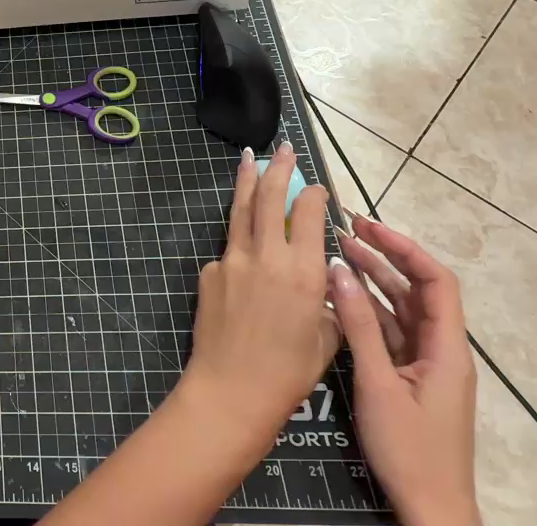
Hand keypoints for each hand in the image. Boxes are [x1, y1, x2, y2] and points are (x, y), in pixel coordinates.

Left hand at [183, 143, 339, 430]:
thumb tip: (323, 277)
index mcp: (303, 272)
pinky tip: (245, 253)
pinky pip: (229, 250)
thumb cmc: (288, 372)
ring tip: (248, 157)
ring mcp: (231, 260)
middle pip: (269, 199)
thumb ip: (327, 300)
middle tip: (282, 148)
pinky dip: (239, 242)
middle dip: (278, 169)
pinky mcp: (209, 271)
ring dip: (246, 181)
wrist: (231, 388)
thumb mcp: (325, 337)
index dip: (313, 196)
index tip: (317, 187)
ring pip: (239, 210)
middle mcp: (266, 257)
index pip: (308, 216)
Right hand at [330, 216, 479, 525]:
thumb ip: (359, 325)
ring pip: (400, 309)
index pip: (436, 281)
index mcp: (447, 348)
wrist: (430, 510)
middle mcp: (441, 349)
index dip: (404, 248)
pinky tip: (336, 296)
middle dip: (383, 257)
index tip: (367, 226)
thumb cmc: (409, 448)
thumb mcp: (378, 383)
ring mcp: (424, 364)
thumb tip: (337, 270)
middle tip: (342, 230)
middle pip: (417, 290)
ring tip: (334, 253)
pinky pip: (388, 332)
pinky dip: (365, 310)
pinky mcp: (408, 378)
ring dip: (371, 281)